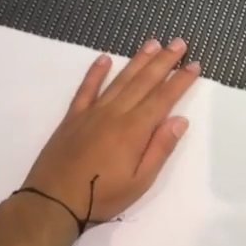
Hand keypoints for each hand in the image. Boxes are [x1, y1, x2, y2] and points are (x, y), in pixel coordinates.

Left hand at [22, 39, 200, 224]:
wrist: (51, 202)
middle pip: (144, 82)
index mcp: (134, 130)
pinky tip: (104, 59)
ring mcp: (92, 113)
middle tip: (179, 43)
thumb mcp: (139, 182)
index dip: (180, 81)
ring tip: (153, 43)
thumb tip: (179, 120)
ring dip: (138, 60)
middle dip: (164, 61)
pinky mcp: (73, 117)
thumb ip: (160, 149)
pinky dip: (95, 72)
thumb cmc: (101, 196)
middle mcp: (115, 114)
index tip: (194, 65)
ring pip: (120, 80)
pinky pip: (86, 89)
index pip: (163, 98)